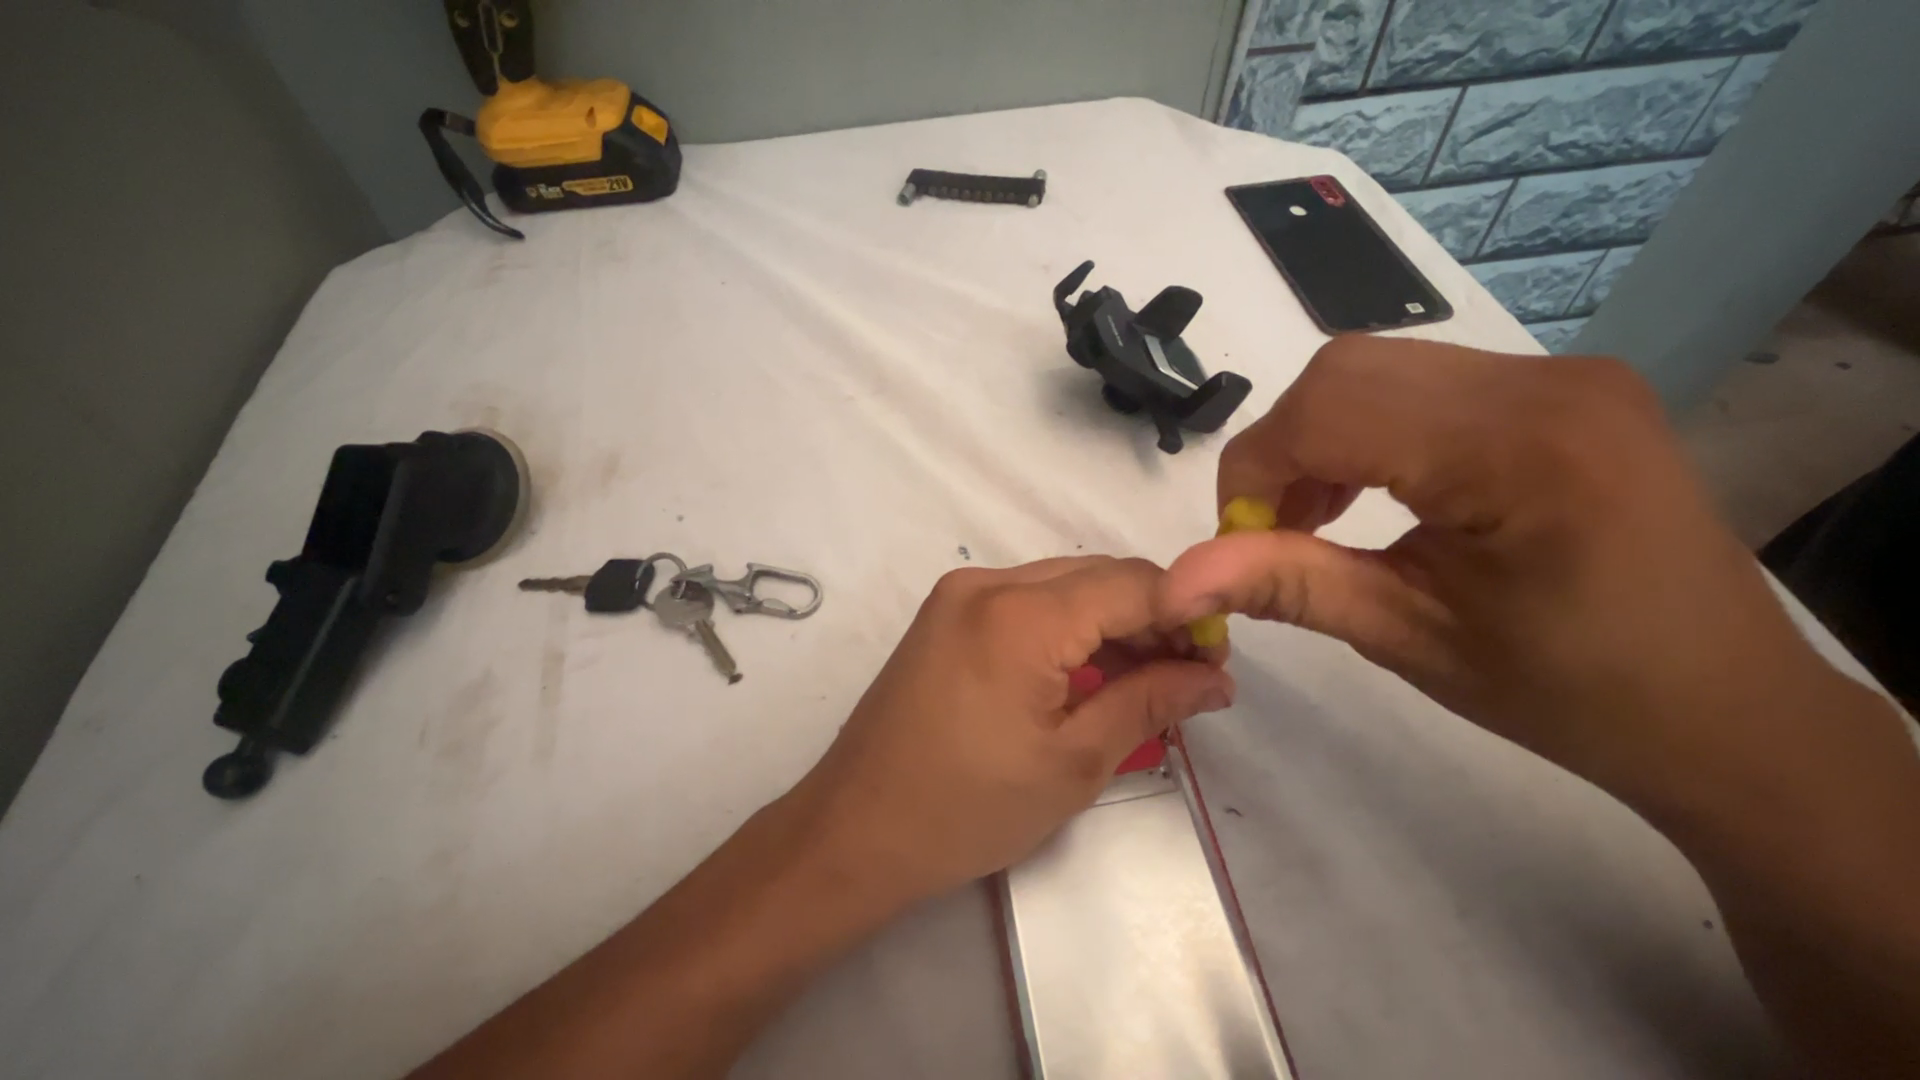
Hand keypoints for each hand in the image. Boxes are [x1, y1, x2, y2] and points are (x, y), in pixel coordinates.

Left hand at [794, 556, 1233, 903]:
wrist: (855, 831)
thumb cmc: (968, 808)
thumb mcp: (1074, 762)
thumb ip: (1150, 703)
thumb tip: (1214, 678)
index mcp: (1022, 614)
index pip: (1135, 583)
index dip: (1188, 616)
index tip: (1217, 666)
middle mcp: (987, 583)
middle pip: (1099, 576)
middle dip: (1153, 618)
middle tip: (1187, 680)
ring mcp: (958, 595)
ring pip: (1063, 585)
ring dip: (1111, 623)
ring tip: (1145, 683)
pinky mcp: (944, 616)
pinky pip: (1026, 602)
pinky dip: (1067, 628)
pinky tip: (1089, 675)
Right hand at [1157, 337, 1919, 1076]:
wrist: (1723, 708)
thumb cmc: (1569, 692)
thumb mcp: (1411, 640)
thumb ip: (1289, 587)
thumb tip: (1174, 580)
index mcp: (1518, 449)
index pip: (1328, 411)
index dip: (1253, 469)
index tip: (1236, 541)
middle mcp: (1547, 382)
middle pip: (1348, 369)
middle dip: (1284, 448)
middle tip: (1274, 531)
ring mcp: (1566, 374)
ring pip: (1382, 367)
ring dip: (1324, 435)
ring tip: (1321, 518)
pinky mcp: (1568, 387)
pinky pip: (1430, 382)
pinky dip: (1374, 429)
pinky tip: (1381, 492)